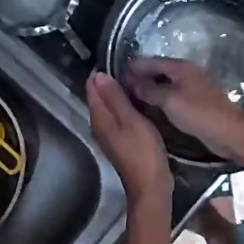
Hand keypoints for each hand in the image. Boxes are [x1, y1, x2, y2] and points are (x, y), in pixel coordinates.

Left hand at [87, 71, 170, 207]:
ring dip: (119, 94)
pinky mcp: (121, 141)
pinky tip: (140, 102)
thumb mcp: (130, 119)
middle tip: (130, 68)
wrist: (150, 184)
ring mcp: (110, 134)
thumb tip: (98, 75)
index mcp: (99, 118)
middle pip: (100, 97)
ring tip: (137, 80)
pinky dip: (126, 106)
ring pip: (110, 107)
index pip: (92, 89)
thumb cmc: (142, 150)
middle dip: (110, 81)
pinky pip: (119, 117)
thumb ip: (115, 97)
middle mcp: (100, 125)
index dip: (100, 73)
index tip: (116, 59)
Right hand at [123, 57, 243, 157]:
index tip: (118, 71)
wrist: (228, 131)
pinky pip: (174, 94)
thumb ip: (149, 90)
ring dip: (151, 87)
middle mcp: (189, 73)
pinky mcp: (198, 101)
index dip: (135, 66)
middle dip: (142, 76)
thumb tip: (133, 84)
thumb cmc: (198, 112)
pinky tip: (153, 106)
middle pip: (161, 70)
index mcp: (182, 67)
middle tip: (123, 85)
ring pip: (168, 83)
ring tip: (133, 95)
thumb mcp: (169, 100)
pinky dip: (162, 97)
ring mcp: (195, 87)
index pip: (153, 61)